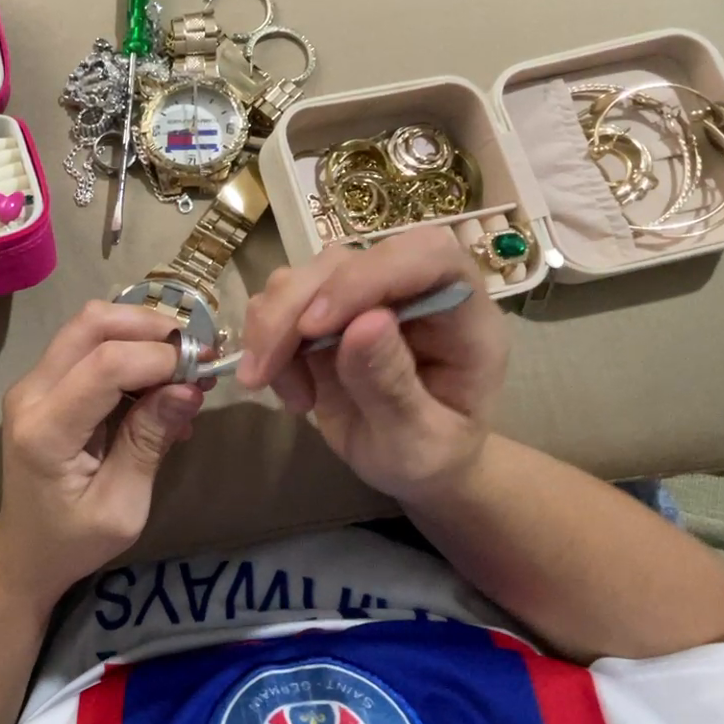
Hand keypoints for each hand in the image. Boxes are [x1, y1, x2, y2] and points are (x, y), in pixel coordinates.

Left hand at [0, 301, 206, 607]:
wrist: (25, 551)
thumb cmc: (72, 540)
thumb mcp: (122, 507)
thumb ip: (149, 442)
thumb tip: (189, 387)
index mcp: (45, 431)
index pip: (105, 364)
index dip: (160, 357)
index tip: (204, 371)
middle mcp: (30, 394)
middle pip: (92, 324)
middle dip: (152, 328)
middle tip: (196, 358)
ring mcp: (31, 384)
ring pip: (90, 326)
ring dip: (142, 337)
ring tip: (183, 374)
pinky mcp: (42, 384)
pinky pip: (88, 347)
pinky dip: (129, 352)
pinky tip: (159, 389)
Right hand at [237, 228, 507, 502]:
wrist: (410, 466)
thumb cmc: (432, 456)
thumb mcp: (420, 441)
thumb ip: (393, 386)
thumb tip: (364, 323)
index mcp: (460, 313)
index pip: (423, 256)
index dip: (366, 276)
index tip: (316, 326)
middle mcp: (409, 291)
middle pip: (342, 263)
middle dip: (291, 310)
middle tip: (263, 372)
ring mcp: (361, 298)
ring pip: (300, 278)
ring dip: (270, 327)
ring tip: (275, 390)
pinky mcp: (322, 314)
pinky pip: (278, 304)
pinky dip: (263, 342)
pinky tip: (287, 391)